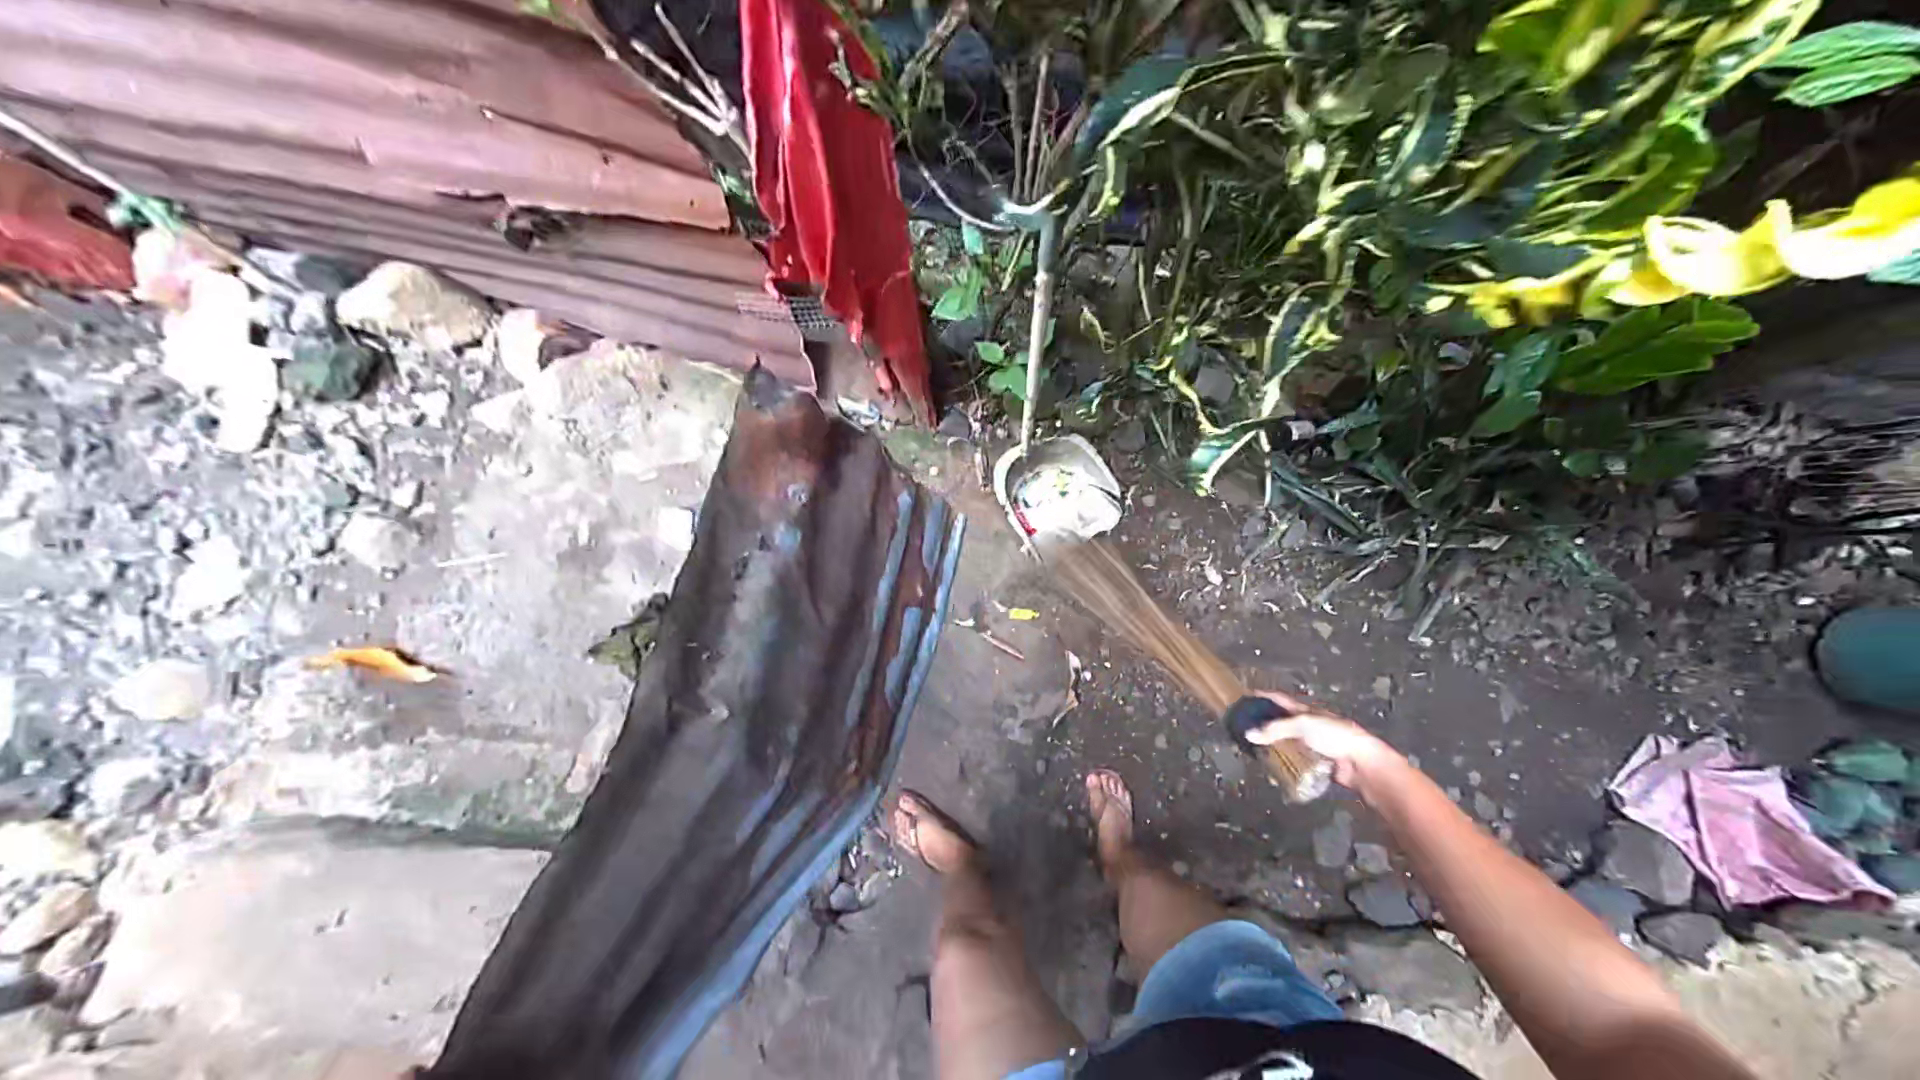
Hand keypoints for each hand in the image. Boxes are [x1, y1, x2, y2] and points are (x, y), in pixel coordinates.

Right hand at [1243, 693, 1404, 792]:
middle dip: (1266, 722)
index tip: (1248, 695)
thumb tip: (1249, 734)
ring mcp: (1313, 744)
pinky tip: (1272, 763)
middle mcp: (1309, 725)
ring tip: (1254, 746)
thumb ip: (1275, 729)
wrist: (1362, 763)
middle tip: (1245, 724)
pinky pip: (1295, 760)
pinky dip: (1284, 760)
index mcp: (1307, 710)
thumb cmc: (1335, 735)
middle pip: (1283, 721)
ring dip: (1274, 744)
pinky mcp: (1316, 762)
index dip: (1265, 696)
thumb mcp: (1302, 725)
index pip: (1281, 699)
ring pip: (1288, 742)